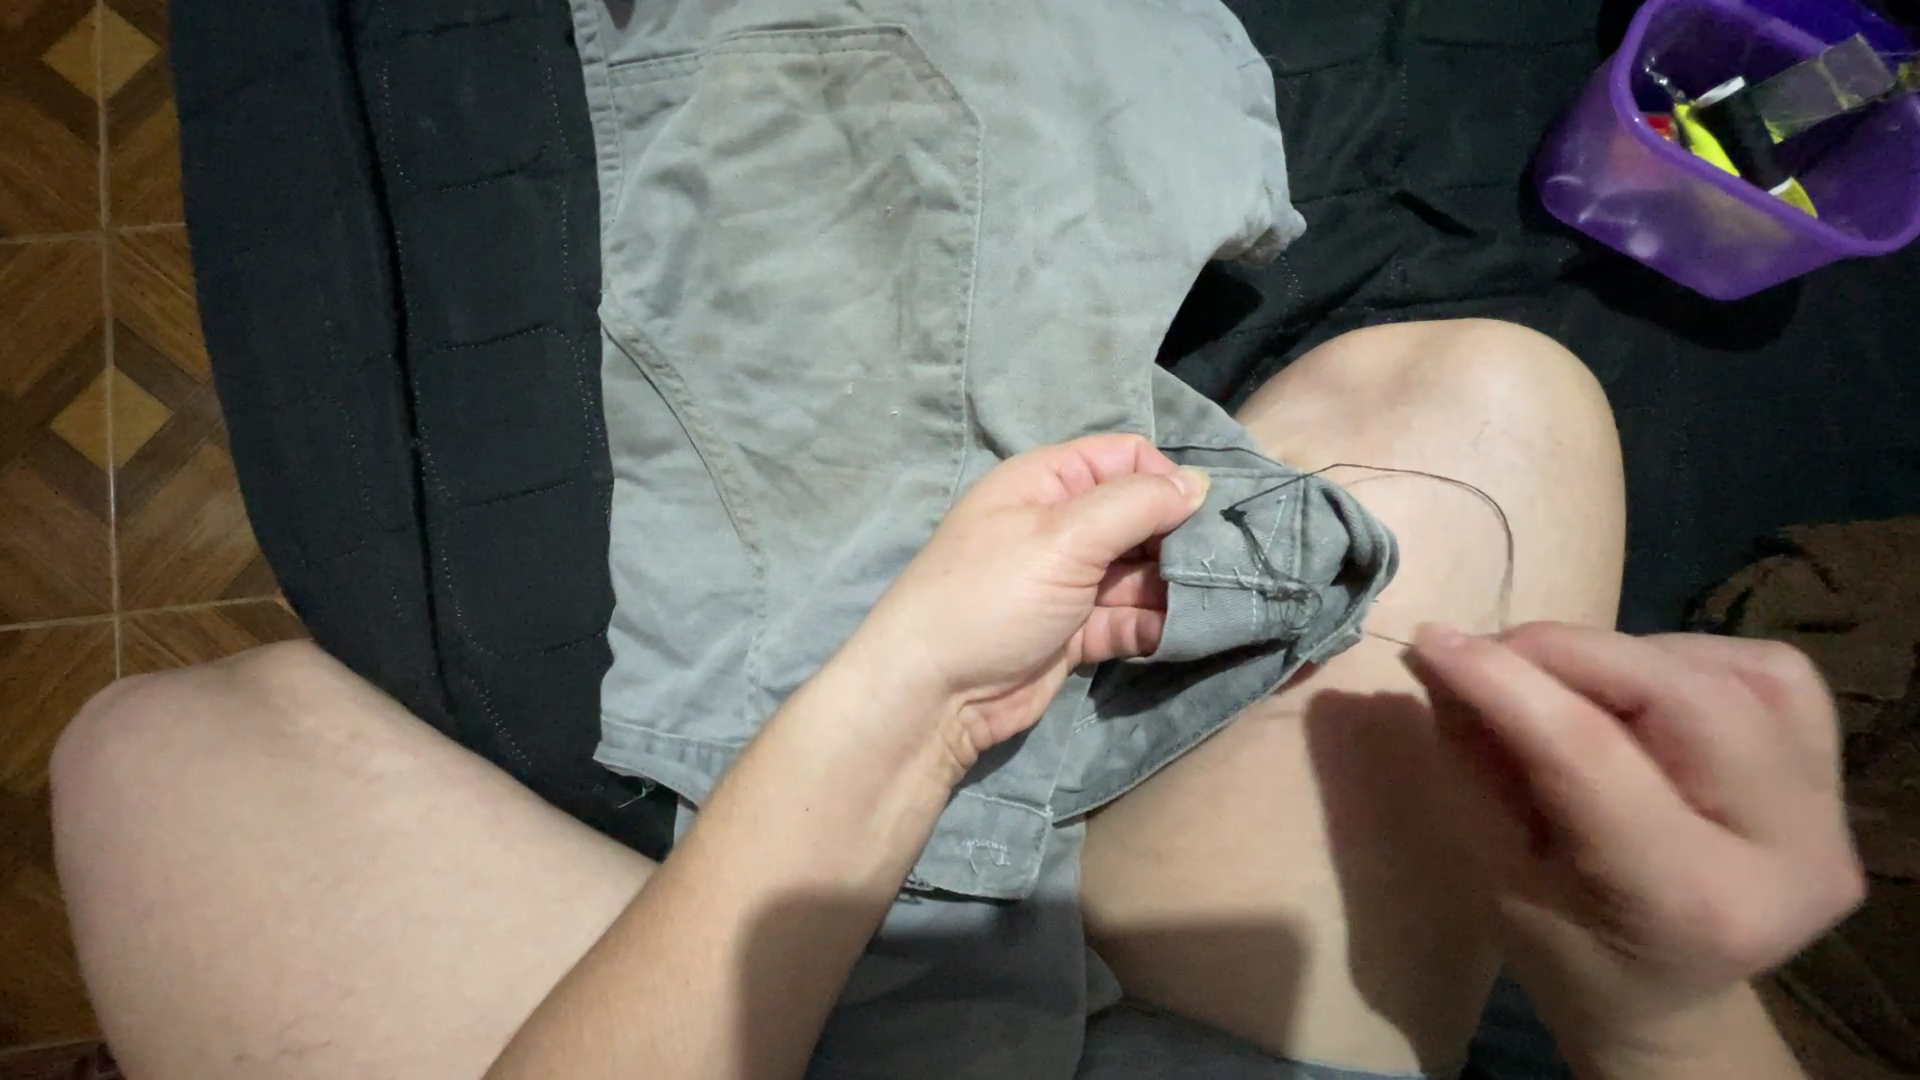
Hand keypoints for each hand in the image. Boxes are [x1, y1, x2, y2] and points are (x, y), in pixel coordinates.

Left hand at [841, 434, 1207, 780]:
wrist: (934, 692)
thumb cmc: (992, 596)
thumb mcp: (1062, 536)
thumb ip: (1134, 504)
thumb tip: (1197, 482)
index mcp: (1046, 482)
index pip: (1123, 458)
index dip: (1165, 478)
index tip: (1201, 513)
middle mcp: (1059, 525)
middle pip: (1139, 516)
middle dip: (1179, 538)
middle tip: (1222, 566)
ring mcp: (1067, 582)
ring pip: (1140, 572)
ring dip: (1175, 587)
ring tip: (1214, 603)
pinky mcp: (1075, 632)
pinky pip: (1128, 618)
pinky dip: (1155, 625)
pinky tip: (1182, 633)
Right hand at [1403, 623, 1864, 1065]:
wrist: (1658, 988)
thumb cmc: (1557, 943)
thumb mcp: (1490, 866)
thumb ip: (1471, 758)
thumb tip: (1442, 659)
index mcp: (1687, 899)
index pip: (1588, 753)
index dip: (1500, 681)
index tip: (1427, 641)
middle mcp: (1790, 852)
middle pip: (1684, 695)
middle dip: (1563, 651)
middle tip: (1484, 653)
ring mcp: (1831, 813)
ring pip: (1729, 672)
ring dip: (1617, 654)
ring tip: (1554, 679)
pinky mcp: (1834, 777)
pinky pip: (1767, 673)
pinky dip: (1677, 657)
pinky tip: (1626, 688)